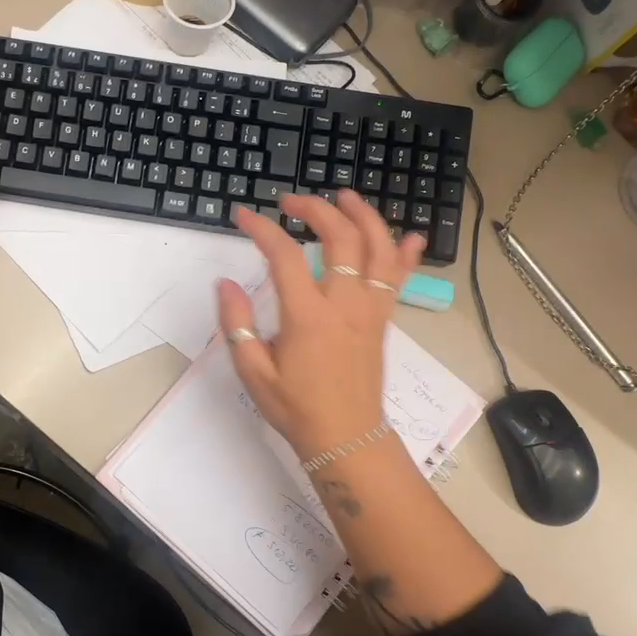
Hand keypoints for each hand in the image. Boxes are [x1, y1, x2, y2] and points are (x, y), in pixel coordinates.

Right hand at [217, 190, 424, 457]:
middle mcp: (345, 305)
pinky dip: (407, 255)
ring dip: (364, 216)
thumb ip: (237, 324)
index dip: (262, 229)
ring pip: (379, 249)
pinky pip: (399, 279)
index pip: (285, 256)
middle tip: (291, 201)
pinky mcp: (383, 320)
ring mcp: (370, 310)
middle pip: (341, 238)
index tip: (244, 215)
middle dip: (316, 208)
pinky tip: (411, 236)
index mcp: (308, 317)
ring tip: (345, 197)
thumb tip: (225, 284)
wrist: (346, 438)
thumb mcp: (253, 371)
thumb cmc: (295, 408)